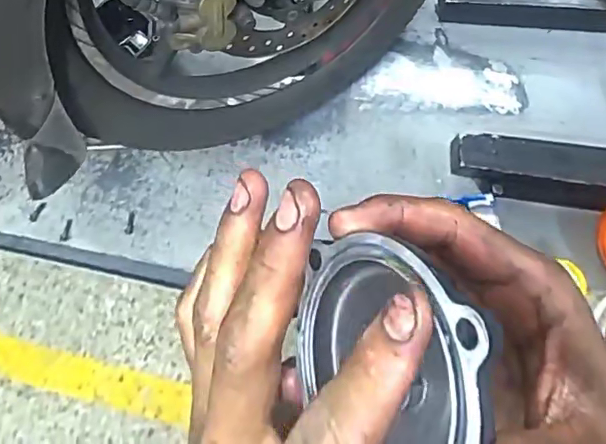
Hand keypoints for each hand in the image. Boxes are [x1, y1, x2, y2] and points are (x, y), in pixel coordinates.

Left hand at [177, 171, 434, 442]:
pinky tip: (230, 234)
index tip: (410, 311)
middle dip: (275, 264)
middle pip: (244, 346)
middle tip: (300, 203)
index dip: (373, 369)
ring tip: (252, 187)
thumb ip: (380, 432)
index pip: (330, 430)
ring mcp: (207, 411)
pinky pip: (195, 318)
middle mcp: (230, 438)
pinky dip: (214, 266)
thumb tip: (410, 360)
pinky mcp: (199, 393)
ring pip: (209, 316)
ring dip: (233, 242)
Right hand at [330, 195, 605, 442]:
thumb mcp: (559, 439)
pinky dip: (398, 286)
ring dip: (389, 250)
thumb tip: (403, 421)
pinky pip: (432, 298)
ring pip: (433, 261)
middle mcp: (512, 285)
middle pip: (441, 235)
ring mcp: (493, 309)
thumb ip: (494, 431)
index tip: (355, 221)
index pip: (463, 231)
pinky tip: (365, 290)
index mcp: (538, 288)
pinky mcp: (477, 337)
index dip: (405, 215)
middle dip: (388, 225)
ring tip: (343, 252)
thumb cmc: (601, 441)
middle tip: (338, 232)